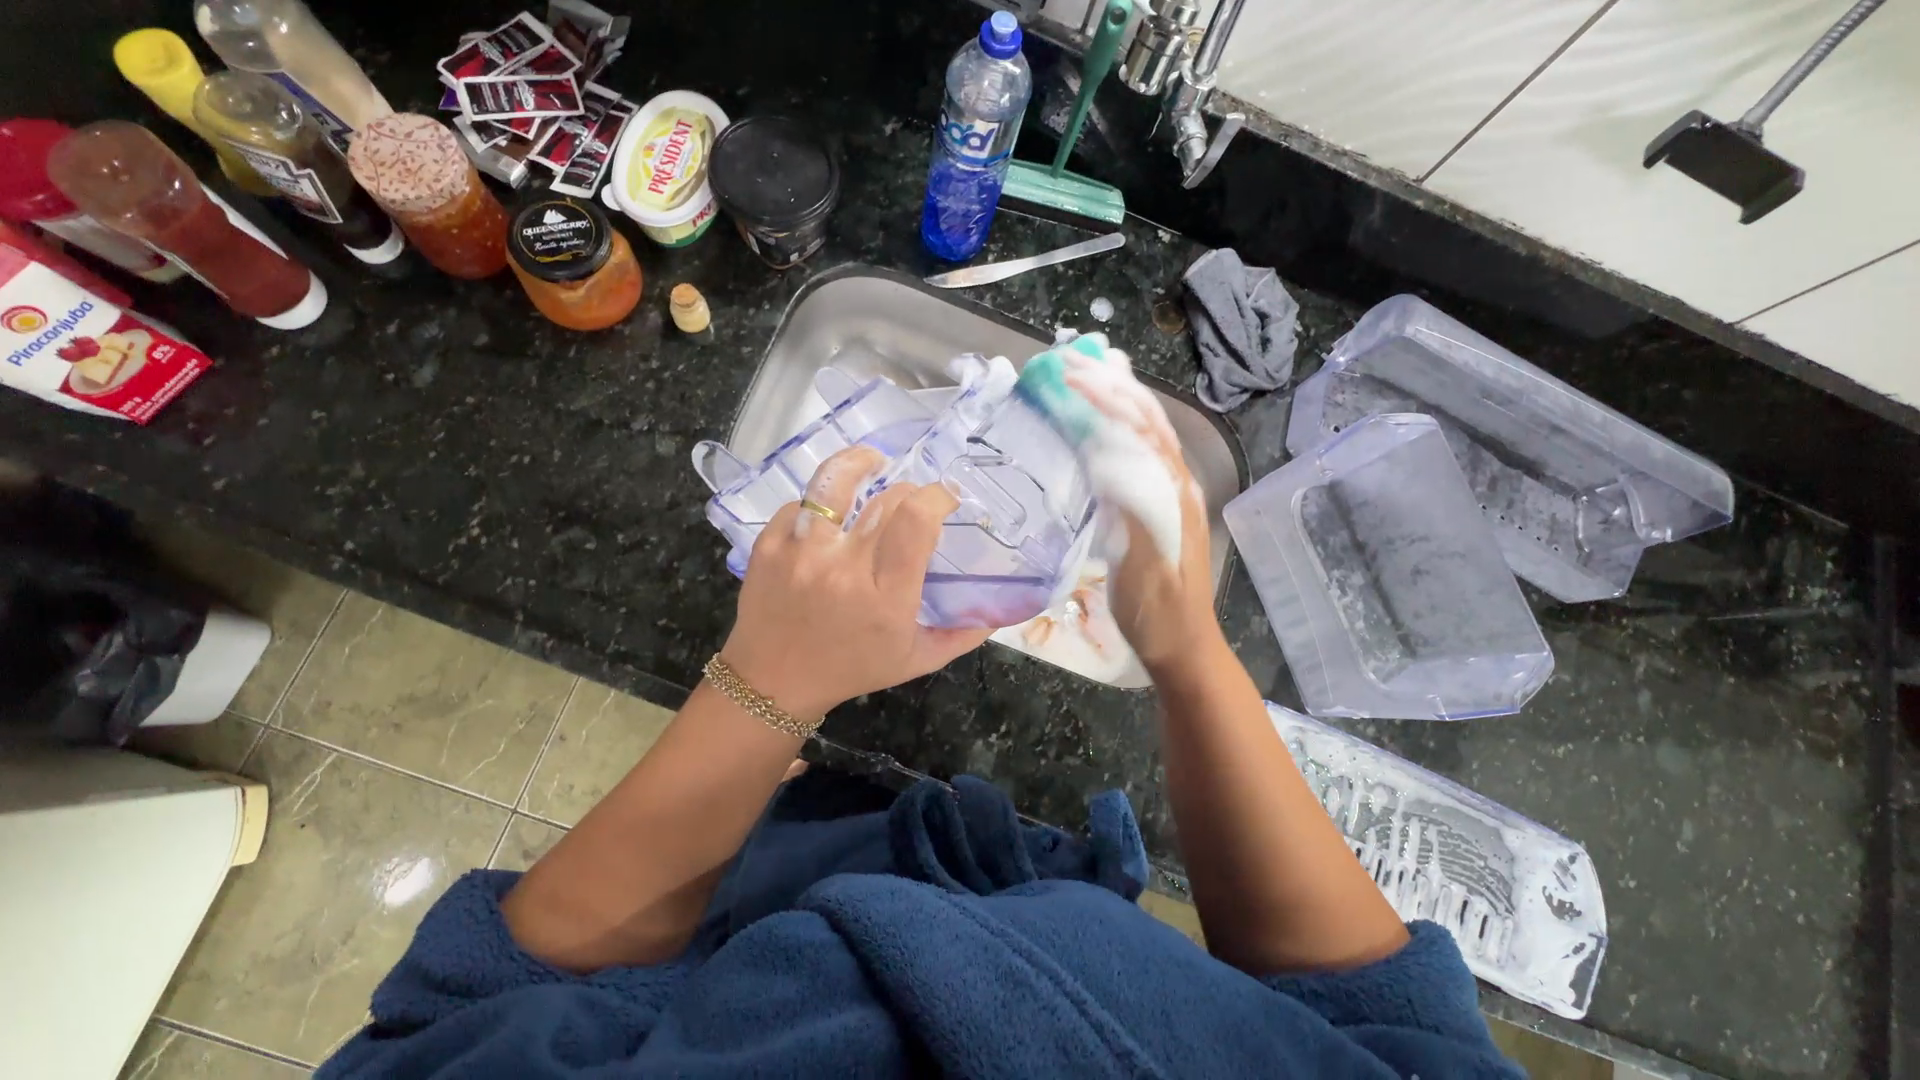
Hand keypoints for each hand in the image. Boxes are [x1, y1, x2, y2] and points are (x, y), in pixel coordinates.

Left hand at [720, 446, 992, 720]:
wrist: (772, 682)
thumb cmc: (851, 670)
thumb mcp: (914, 660)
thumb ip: (961, 635)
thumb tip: (1001, 610)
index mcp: (886, 597)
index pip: (917, 521)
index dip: (937, 496)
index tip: (945, 497)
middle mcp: (843, 569)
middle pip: (886, 500)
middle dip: (909, 493)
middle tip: (912, 504)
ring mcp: (801, 553)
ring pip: (834, 484)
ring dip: (859, 465)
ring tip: (872, 462)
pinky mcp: (769, 546)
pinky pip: (800, 503)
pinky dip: (820, 503)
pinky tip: (832, 513)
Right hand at [1064, 367, 1220, 672]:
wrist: (1184, 644)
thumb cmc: (1157, 611)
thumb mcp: (1141, 566)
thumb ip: (1132, 511)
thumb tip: (1107, 458)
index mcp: (1172, 492)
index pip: (1138, 429)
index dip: (1105, 397)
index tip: (1069, 373)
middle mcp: (1177, 482)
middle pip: (1148, 419)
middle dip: (1112, 384)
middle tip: (1073, 359)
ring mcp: (1173, 493)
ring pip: (1149, 431)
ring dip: (1121, 397)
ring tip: (1091, 370)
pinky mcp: (1163, 505)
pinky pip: (1143, 453)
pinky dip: (1122, 426)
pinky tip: (1104, 423)